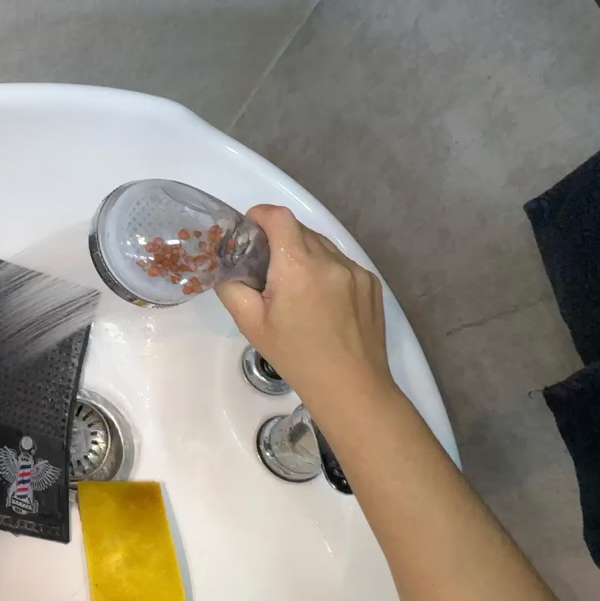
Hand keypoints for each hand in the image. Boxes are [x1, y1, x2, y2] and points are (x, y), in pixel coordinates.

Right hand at [214, 205, 395, 415]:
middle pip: (299, 229)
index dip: (260, 215)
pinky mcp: (371, 283)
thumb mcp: (249, 323)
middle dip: (278, 239)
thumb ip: (231, 287)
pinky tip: (319, 300)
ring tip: (293, 287)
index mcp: (298, 267)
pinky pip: (340, 263)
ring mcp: (356, 271)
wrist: (350, 385)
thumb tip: (227, 268)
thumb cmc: (295, 355)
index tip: (249, 230)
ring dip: (302, 254)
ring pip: (321, 245)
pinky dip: (324, 270)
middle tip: (264, 267)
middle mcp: (331, 261)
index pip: (279, 217)